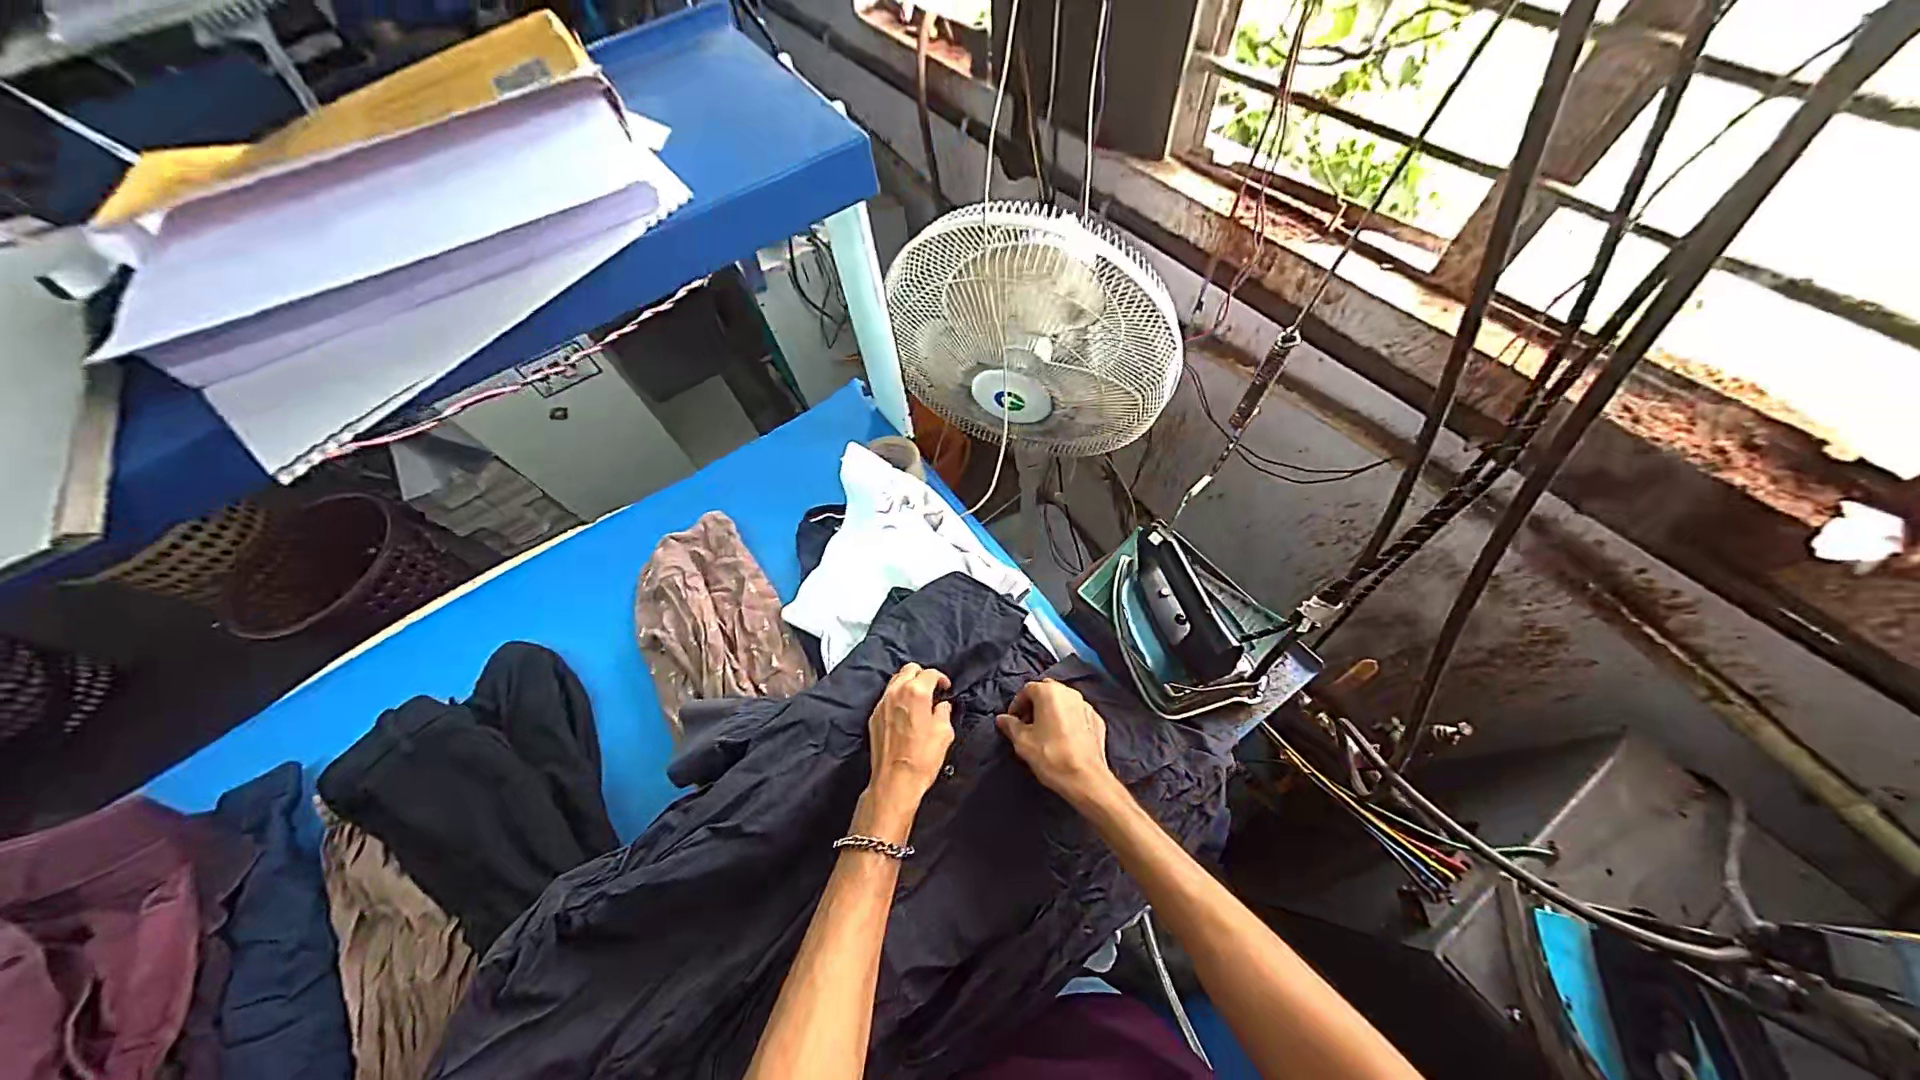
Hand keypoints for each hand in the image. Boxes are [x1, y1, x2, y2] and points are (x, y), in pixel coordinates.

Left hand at [861, 663, 955, 832]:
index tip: (945, 687)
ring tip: (918, 698)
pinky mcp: (874, 717)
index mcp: (915, 692)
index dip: (941, 678)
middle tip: (932, 688)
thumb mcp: (944, 733)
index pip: (929, 673)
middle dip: (922, 675)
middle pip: (909, 670)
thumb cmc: (920, 759)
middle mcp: (896, 693)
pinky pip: (886, 697)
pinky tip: (905, 711)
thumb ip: (944, 713)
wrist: (895, 780)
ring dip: (908, 684)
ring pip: (895, 681)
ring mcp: (882, 704)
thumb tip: (942, 707)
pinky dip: (897, 697)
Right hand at [996, 679, 1121, 811]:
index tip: (1013, 721)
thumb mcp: (1022, 742)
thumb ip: (1011, 726)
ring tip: (1045, 732)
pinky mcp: (1097, 720)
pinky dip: (1068, 720)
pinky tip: (1063, 737)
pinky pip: (1077, 714)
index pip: (1026, 690)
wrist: (1086, 779)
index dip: (1017, 705)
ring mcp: (1086, 705)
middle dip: (1035, 704)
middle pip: (1046, 691)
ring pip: (1063, 701)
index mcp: (1049, 692)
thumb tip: (1003, 719)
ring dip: (1052, 711)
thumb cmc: (1051, 756)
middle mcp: (1069, 693)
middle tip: (1027, 725)